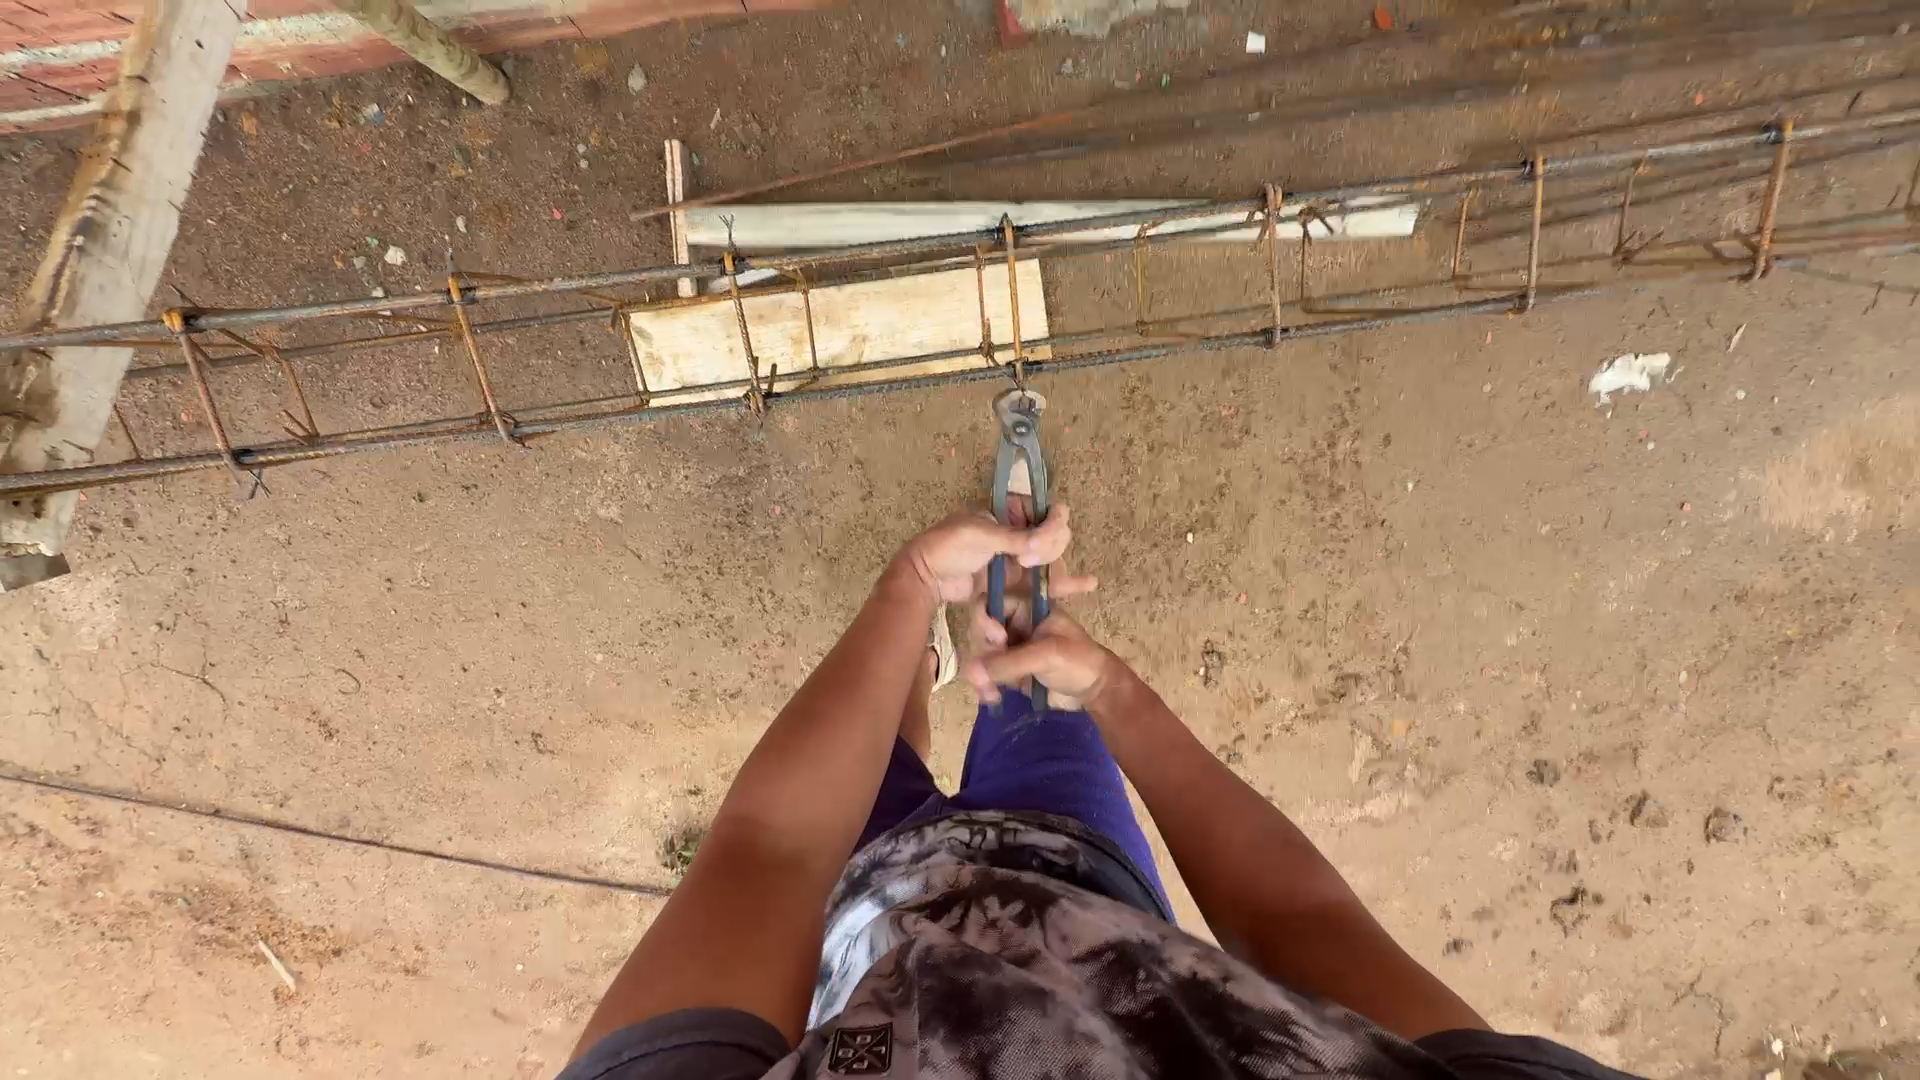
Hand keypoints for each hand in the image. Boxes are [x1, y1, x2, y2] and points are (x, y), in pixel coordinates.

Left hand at [896, 504, 1074, 603]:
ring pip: (1051, 558)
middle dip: (1051, 549)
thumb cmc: (948, 546)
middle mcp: (1018, 530)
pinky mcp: (1015, 579)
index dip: (1051, 526)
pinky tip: (1088, 583)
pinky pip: (1041, 579)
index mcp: (1009, 510)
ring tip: (1065, 579)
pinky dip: (1063, 582)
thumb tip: (1045, 543)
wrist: (926, 576)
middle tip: (1027, 561)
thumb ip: (1015, 538)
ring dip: (1059, 567)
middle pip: (1054, 536)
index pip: (1047, 511)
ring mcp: (1018, 555)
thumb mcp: (981, 536)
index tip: (1038, 543)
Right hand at [963, 611, 1122, 705]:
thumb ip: (1010, 661)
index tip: (998, 640)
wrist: (1095, 691)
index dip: (985, 620)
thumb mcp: (1047, 655)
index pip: (990, 603)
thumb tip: (971, 671)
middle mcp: (1013, 624)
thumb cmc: (1078, 661)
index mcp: (1026, 608)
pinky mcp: (1009, 670)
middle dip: (983, 652)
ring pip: (980, 654)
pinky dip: (985, 685)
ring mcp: (1010, 648)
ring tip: (989, 692)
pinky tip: (992, 697)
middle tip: (992, 668)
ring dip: (980, 674)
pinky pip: (987, 674)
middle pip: (980, 631)